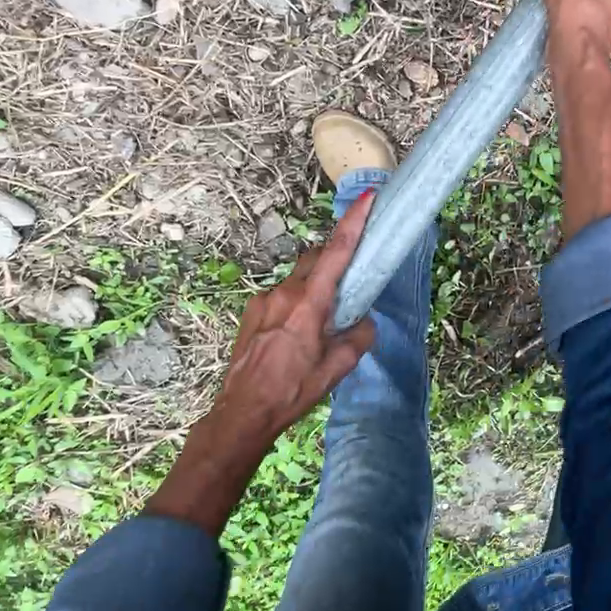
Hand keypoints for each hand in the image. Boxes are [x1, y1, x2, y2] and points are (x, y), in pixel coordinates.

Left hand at [213, 193, 377, 435]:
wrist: (243, 413)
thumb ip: (359, 337)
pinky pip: (281, 295)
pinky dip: (295, 303)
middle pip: (315, 258)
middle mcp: (284, 293)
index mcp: (309, 304)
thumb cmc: (294, 391)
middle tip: (350, 278)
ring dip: (314, 287)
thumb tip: (364, 321)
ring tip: (320, 320)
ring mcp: (263, 300)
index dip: (353, 222)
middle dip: (334, 258)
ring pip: (298, 278)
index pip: (337, 252)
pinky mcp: (251, 311)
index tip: (367, 198)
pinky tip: (295, 333)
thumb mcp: (338, 368)